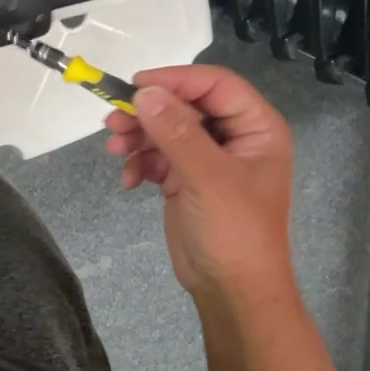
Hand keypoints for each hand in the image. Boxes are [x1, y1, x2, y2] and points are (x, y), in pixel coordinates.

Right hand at [105, 65, 294, 297]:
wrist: (231, 290)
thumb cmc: (234, 232)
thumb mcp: (207, 178)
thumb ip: (176, 133)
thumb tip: (145, 93)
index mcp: (256, 128)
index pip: (215, 86)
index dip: (176, 80)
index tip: (135, 85)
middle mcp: (233, 138)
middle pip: (185, 107)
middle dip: (149, 113)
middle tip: (113, 122)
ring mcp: (208, 160)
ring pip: (166, 131)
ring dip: (138, 138)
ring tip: (114, 150)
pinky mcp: (186, 181)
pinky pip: (158, 158)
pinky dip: (140, 164)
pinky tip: (129, 181)